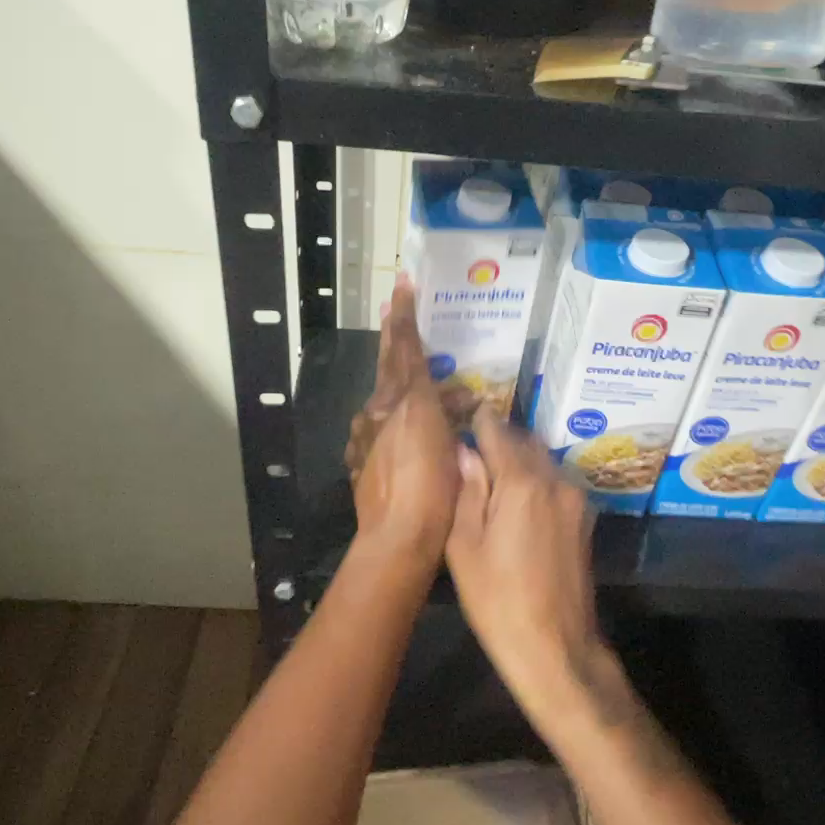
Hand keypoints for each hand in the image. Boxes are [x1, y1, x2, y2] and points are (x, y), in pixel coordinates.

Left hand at [349, 278, 460, 565]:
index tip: (403, 285)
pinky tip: (405, 433)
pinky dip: (394, 421)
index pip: (405, 347)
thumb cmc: (437, 493)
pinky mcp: (360, 458)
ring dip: (406, 389)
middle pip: (390, 364)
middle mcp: (381, 410)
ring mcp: (366, 435)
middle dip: (395, 335)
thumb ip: (454, 416)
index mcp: (406, 401)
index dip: (405, 315)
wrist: (397, 538)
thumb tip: (464, 400)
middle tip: (394, 307)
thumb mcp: (455, 447)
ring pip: (387, 399)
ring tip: (428, 393)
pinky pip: (378, 428)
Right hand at [446, 405, 605, 715]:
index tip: (458, 416)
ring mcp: (575, 498)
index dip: (476, 421)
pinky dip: (534, 479)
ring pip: (542, 460)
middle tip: (468, 446)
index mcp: (522, 482)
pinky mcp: (584, 518)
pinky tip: (513, 500)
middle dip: (497, 438)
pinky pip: (554, 482)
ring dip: (518, 458)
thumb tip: (465, 452)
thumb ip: (467, 491)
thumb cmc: (498, 600)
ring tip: (488, 474)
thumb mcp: (465, 546)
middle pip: (523, 441)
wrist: (556, 647)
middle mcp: (555, 480)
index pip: (497, 430)